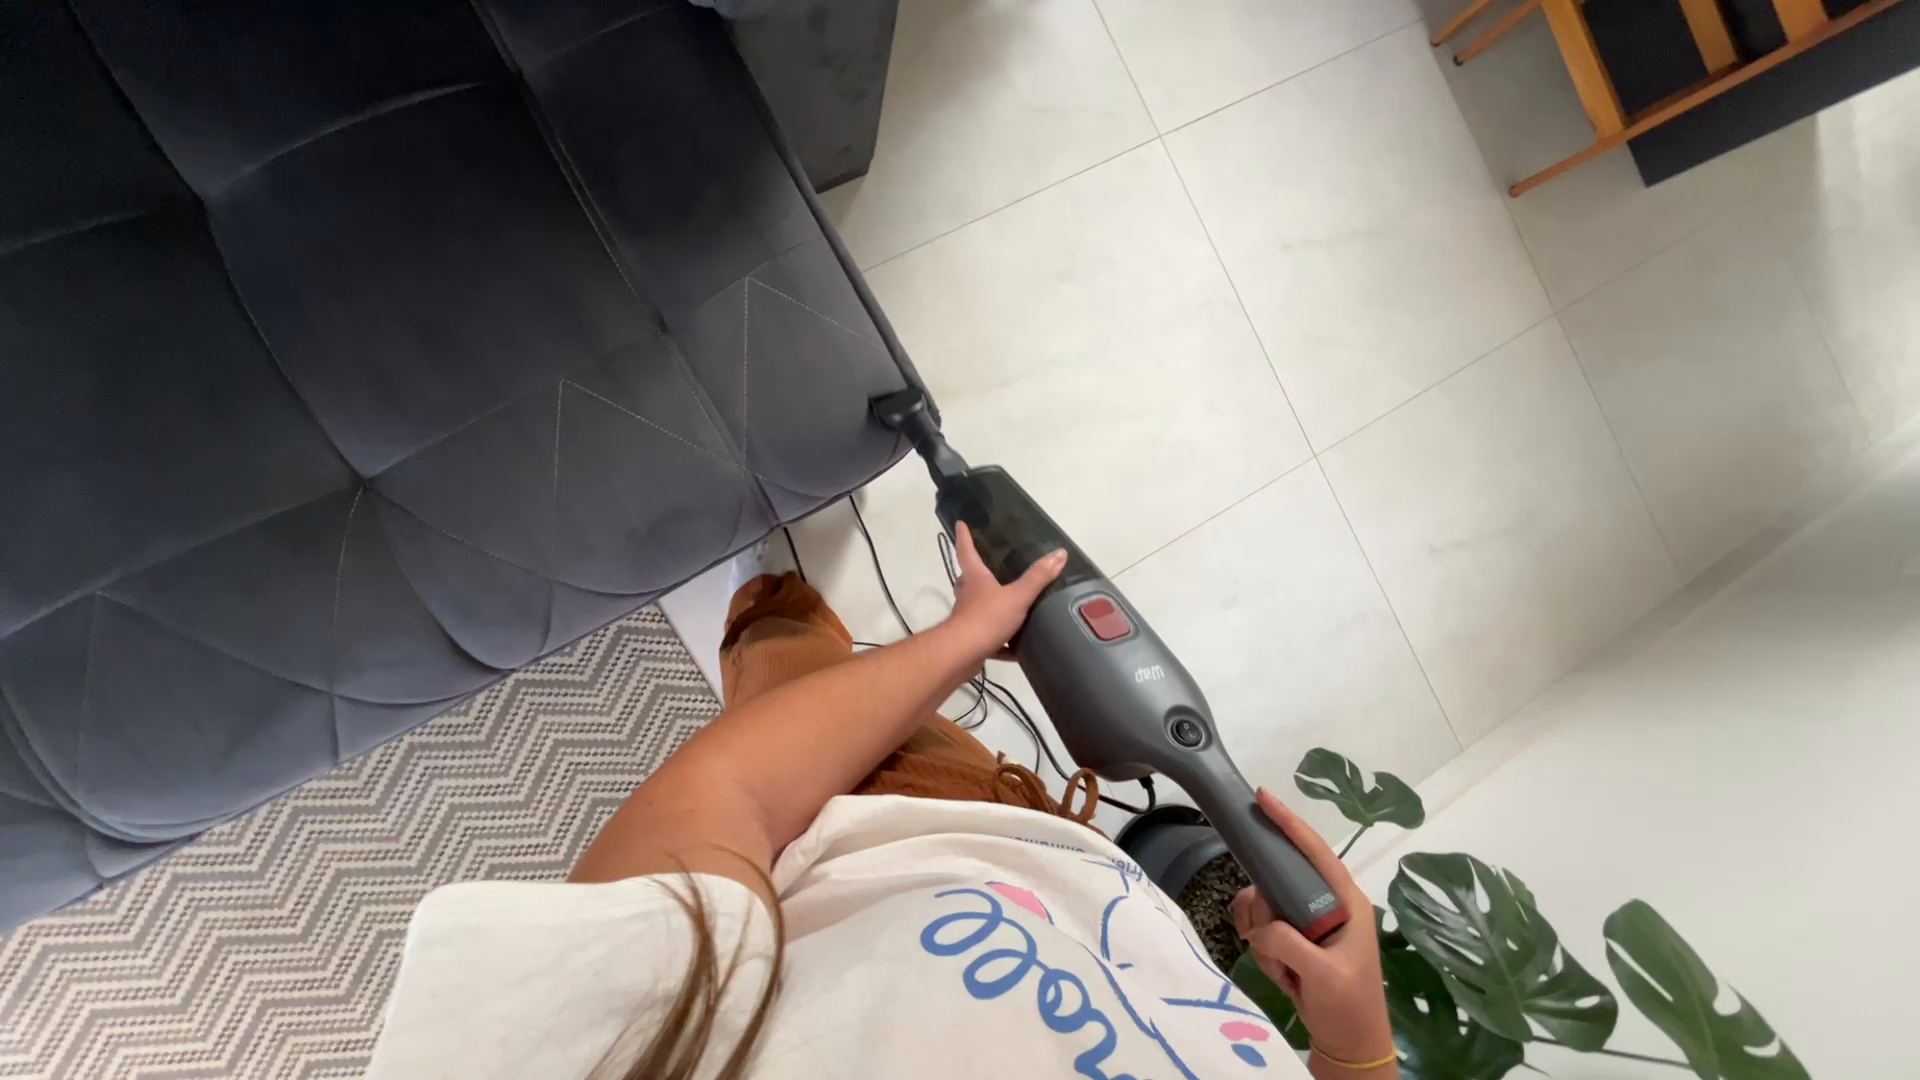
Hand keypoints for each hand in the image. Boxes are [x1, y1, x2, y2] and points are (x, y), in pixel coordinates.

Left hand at [943, 522, 1064, 659]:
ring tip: (1012, 609)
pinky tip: (1018, 650)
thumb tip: (1060, 553)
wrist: (962, 655)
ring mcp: (968, 619)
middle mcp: (968, 596)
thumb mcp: (1017, 596)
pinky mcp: (972, 642)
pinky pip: (990, 640)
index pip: (966, 551)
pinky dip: (1003, 645)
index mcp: (976, 579)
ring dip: (992, 608)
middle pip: (969, 580)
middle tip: (990, 569)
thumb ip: (1038, 577)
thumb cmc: (986, 618)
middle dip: (976, 574)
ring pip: (978, 609)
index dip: (964, 537)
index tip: (960, 524)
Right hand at [1232, 789, 1396, 1075]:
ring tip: (1280, 967)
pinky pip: (1256, 920)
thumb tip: (1260, 926)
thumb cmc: (1348, 1007)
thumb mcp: (1324, 976)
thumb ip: (1289, 943)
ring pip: (1261, 899)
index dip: (1289, 822)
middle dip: (1263, 904)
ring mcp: (1305, 917)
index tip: (1262, 797)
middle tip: (1263, 934)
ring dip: (1260, 932)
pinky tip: (1276, 968)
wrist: (1348, 1045)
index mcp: (1346, 901)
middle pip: (1277, 874)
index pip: (1315, 851)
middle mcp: (1324, 901)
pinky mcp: (1289, 933)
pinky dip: (1257, 941)